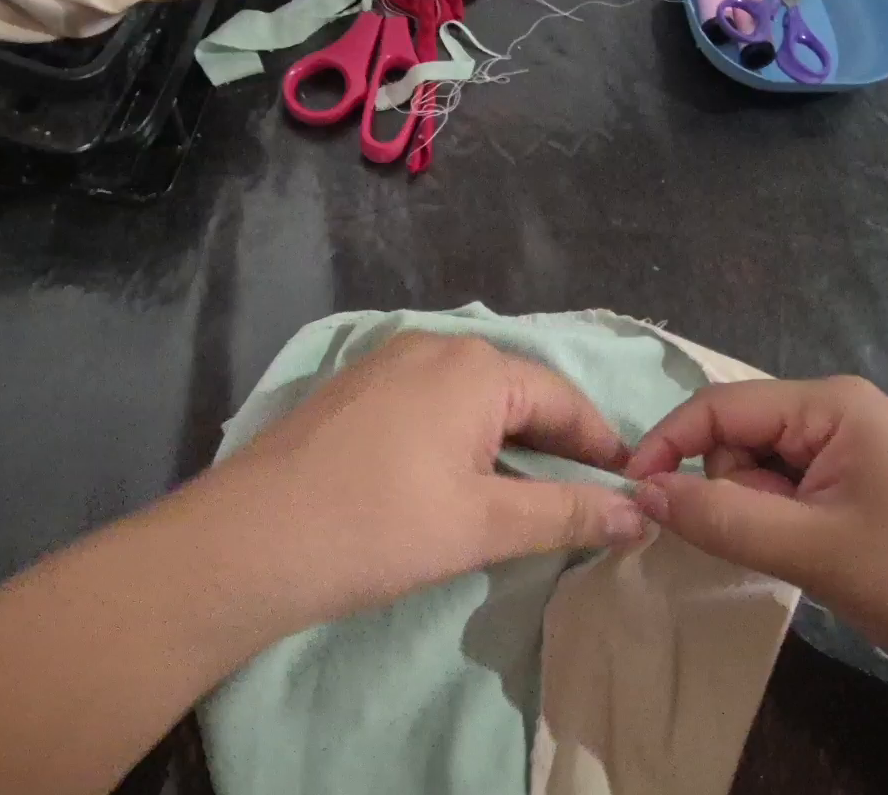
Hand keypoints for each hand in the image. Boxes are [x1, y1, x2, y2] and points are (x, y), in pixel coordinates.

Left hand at [185, 332, 646, 630]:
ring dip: (506, 439)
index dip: (601, 444)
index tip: (629, 484)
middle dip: (554, 441)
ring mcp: (385, 363)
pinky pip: (429, 402)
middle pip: (516, 392)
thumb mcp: (484, 523)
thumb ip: (568, 513)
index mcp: (475, 366)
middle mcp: (433, 347)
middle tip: (583, 492)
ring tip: (526, 488)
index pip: (562, 399)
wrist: (247, 541)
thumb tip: (640, 516)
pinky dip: (460, 435)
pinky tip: (457, 473)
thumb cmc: (379, 527)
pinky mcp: (354, 389)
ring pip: (470, 397)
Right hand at [623, 376, 887, 682]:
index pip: (720, 406)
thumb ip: (720, 516)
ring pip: (760, 465)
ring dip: (759, 509)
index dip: (669, 444)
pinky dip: (782, 518)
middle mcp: (837, 410)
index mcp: (831, 403)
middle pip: (739, 435)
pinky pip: (789, 486)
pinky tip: (817, 550)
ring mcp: (852, 444)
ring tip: (808, 551)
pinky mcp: (859, 478)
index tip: (635, 492)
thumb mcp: (812, 549)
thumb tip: (642, 490)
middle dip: (733, 488)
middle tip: (774, 540)